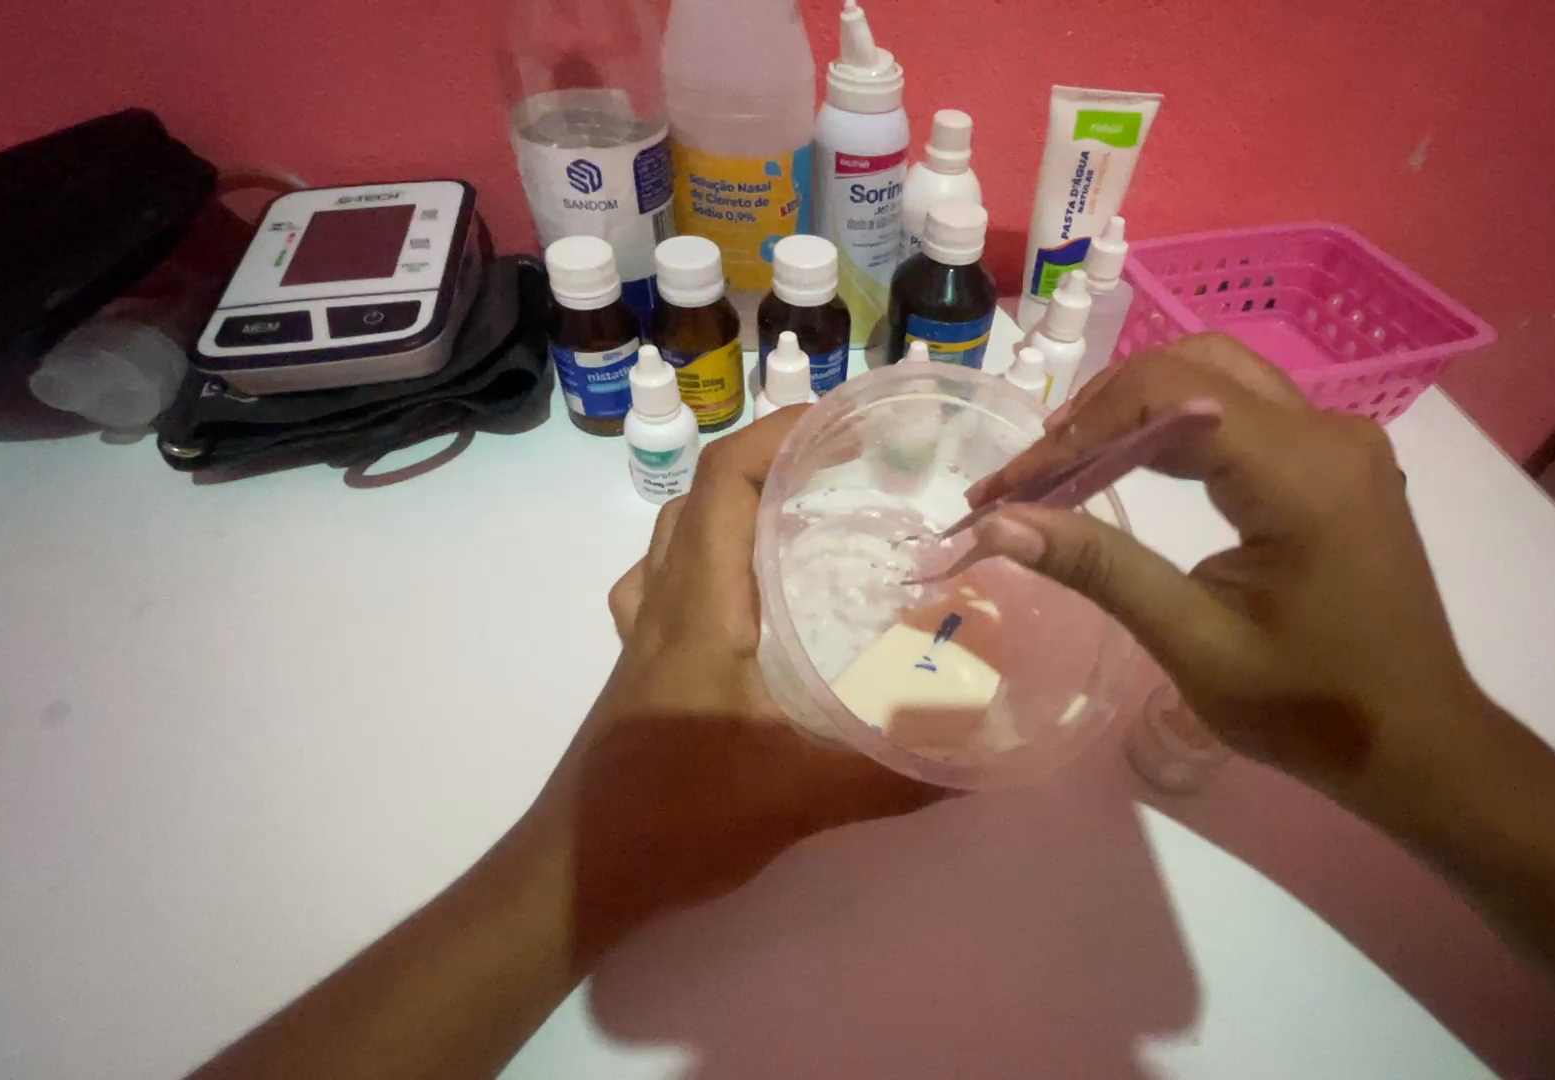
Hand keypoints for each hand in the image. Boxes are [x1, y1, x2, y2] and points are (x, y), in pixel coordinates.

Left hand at [555, 406, 936, 962]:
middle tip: (845, 473)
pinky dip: (709, 559)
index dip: (777, 434)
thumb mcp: (797, 795)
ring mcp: (645, 631)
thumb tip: (974, 757)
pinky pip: (668, 580)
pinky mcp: (642, 663)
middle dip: (772, 463)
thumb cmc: (677, 817)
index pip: (723, 482)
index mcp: (701, 605)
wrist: (580, 873)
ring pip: (681, 535)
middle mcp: (666, 601)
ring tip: (804, 520)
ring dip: (736, 507)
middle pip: (703, 496)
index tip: (843, 423)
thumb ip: (889, 775)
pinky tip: (747, 595)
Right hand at [964, 334, 1486, 808]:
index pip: (1170, 397)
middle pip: (1189, 368)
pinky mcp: (1327, 460)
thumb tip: (1001, 525)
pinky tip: (1126, 464)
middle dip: (1098, 410)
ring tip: (1065, 463)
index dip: (1079, 430)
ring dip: (1129, 409)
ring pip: (1211, 378)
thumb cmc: (1308, 707)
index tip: (1012, 488)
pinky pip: (1234, 410)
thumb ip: (1100, 568)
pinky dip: (1167, 426)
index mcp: (1303, 475)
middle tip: (1034, 472)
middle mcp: (1327, 433)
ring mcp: (1334, 441)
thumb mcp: (1192, 642)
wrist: (1416, 741)